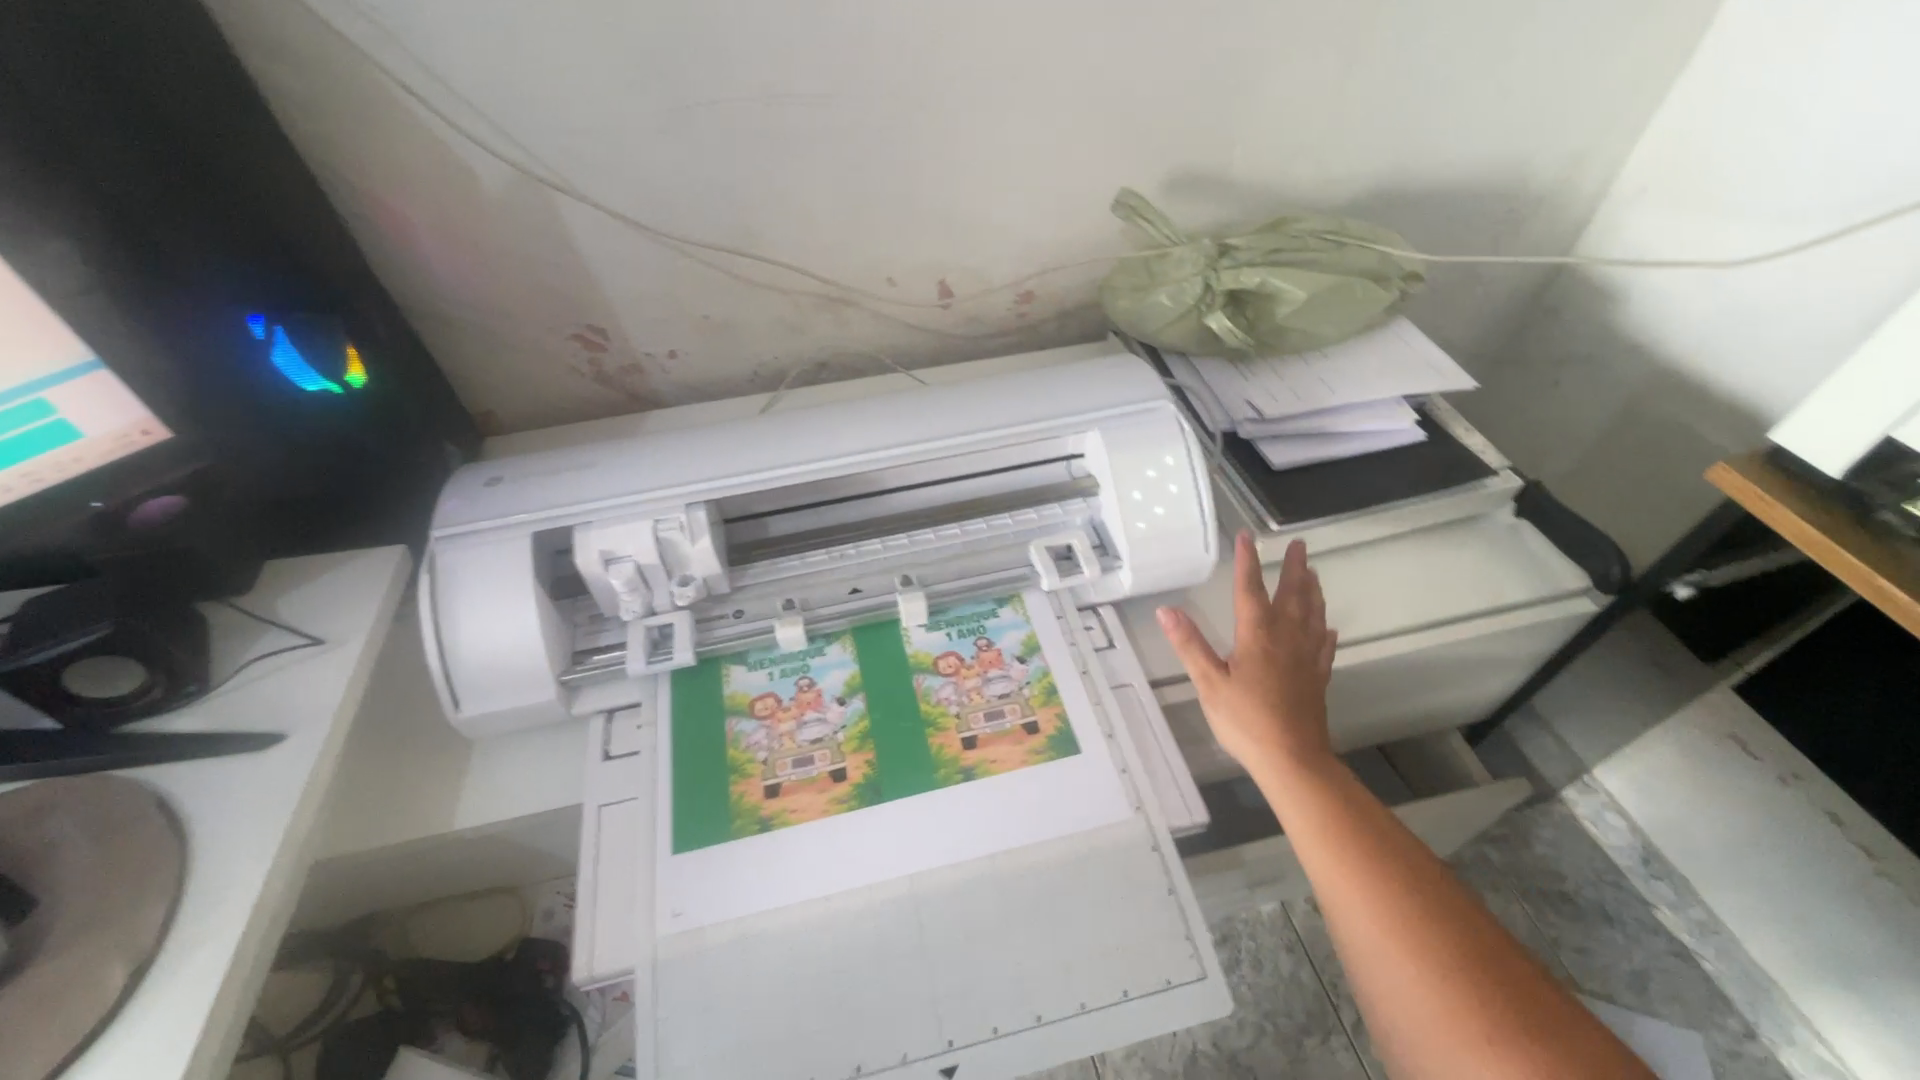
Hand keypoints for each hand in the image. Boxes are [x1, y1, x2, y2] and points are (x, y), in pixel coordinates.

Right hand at [1156, 533, 1337, 774]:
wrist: (1292, 759)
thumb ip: (1190, 645)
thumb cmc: (1245, 721)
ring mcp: (1306, 658)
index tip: (1247, 536)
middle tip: (1299, 545)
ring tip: (1313, 573)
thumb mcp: (1209, 683)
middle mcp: (1286, 638)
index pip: (1250, 589)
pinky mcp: (1317, 678)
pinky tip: (1327, 628)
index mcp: (1257, 635)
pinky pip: (1324, 646)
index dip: (1248, 561)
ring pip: (1313, 615)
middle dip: (1294, 568)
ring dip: (1312, 591)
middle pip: (1293, 595)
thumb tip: (1166, 610)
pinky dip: (1324, 631)